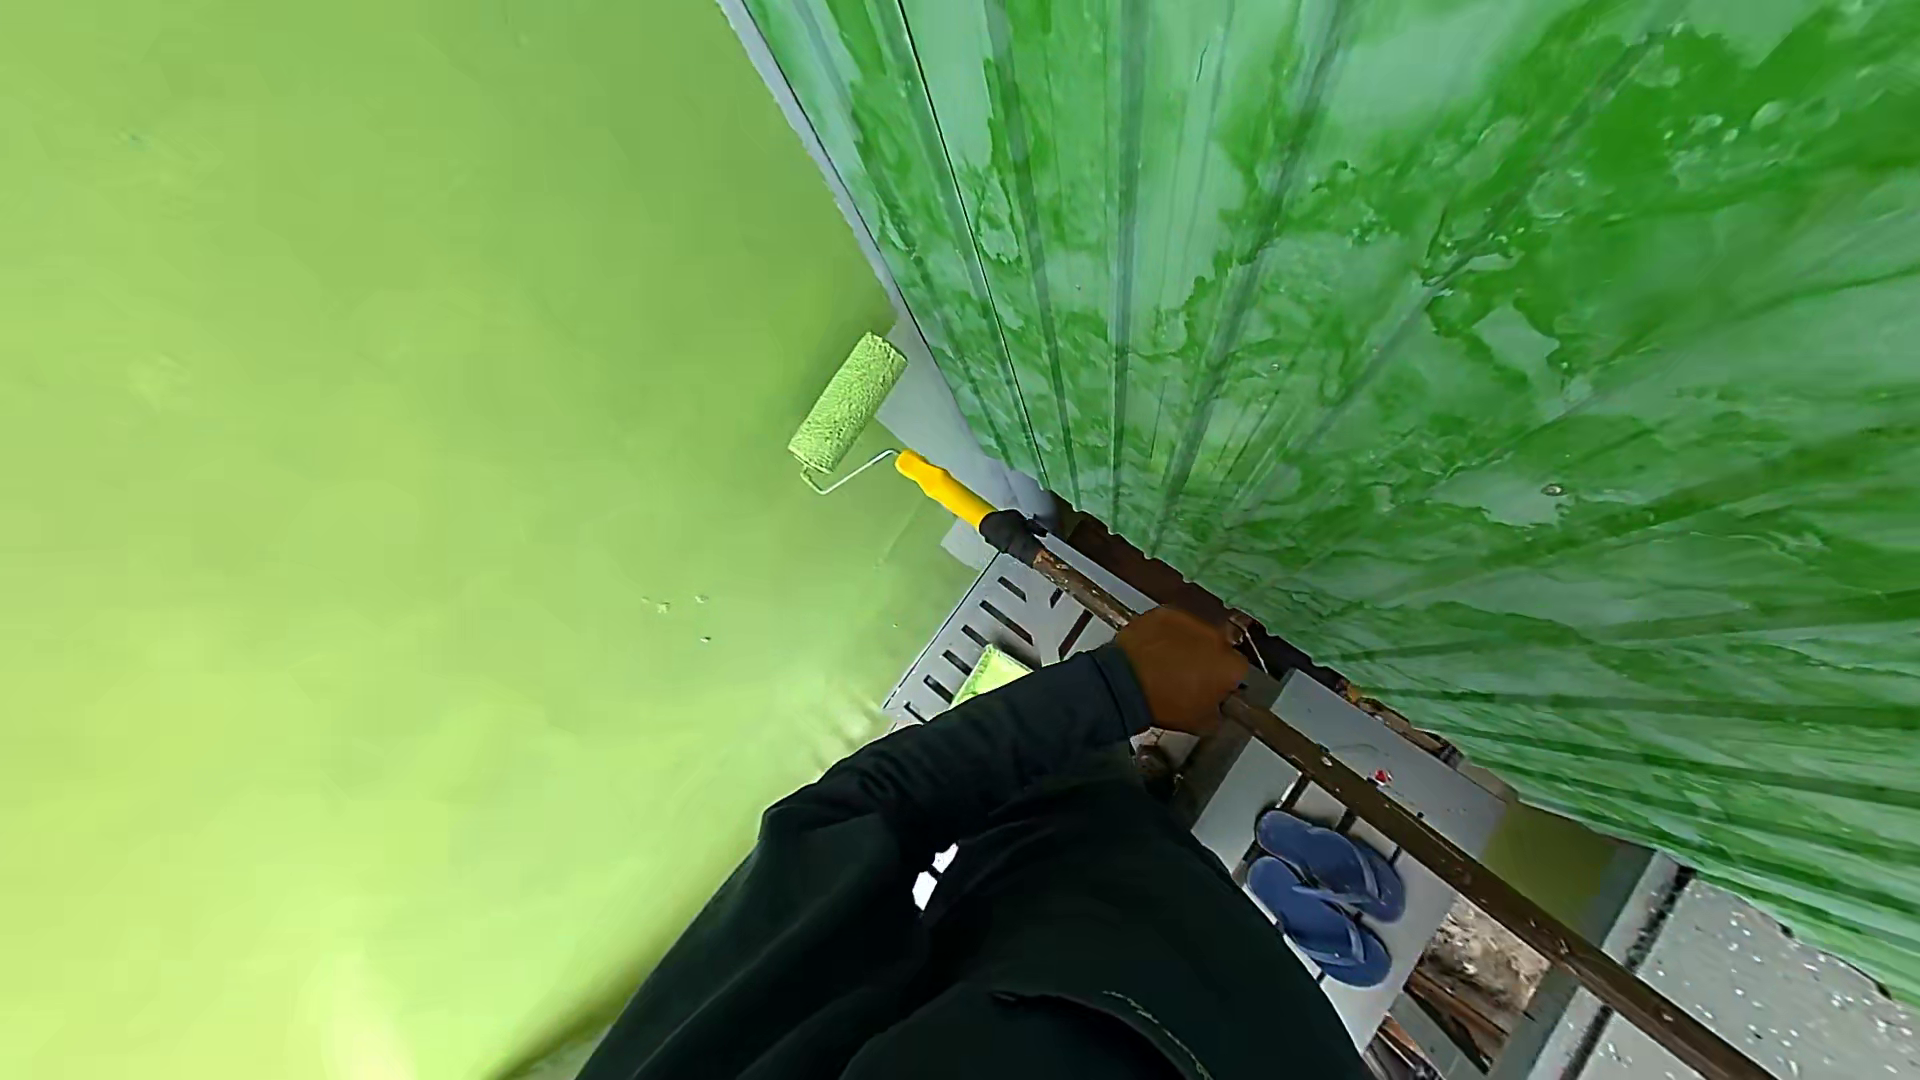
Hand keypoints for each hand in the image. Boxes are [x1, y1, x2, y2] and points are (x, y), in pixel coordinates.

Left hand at [1114, 606, 1248, 734]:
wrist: (1123, 683)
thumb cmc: (1164, 705)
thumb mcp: (1201, 722)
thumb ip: (1218, 710)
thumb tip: (1217, 703)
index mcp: (1231, 666)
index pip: (1238, 671)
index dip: (1224, 679)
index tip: (1210, 686)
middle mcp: (1216, 637)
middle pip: (1218, 646)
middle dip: (1207, 657)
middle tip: (1187, 671)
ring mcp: (1189, 620)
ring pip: (1195, 631)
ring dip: (1187, 641)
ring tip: (1166, 657)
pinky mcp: (1164, 611)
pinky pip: (1171, 622)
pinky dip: (1165, 631)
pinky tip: (1152, 645)